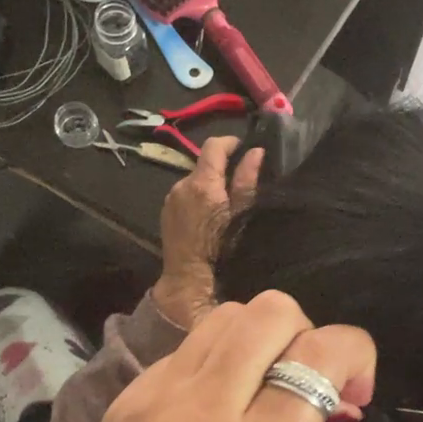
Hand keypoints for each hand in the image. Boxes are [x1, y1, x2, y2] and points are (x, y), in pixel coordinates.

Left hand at [30, 290, 373, 421]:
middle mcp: (203, 412)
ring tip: (263, 386)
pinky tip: (216, 406)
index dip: (356, 354)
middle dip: (308, 334)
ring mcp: (156, 398)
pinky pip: (188, 349)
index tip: (354, 390)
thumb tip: (325, 401)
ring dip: (262, 339)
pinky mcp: (126, 398)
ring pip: (227, 316)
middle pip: (272, 312)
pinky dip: (218, 362)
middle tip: (306, 381)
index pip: (319, 355)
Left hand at [150, 137, 263, 330]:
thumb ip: (247, 181)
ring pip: (194, 180)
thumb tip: (256, 152)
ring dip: (208, 185)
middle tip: (239, 183)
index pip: (214, 146)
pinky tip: (208, 216)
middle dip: (220, 169)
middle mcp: (182, 185)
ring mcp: (171, 198)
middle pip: (203, 164)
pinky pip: (185, 195)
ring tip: (224, 203)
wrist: (189, 279)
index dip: (231, 142)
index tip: (244, 148)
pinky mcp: (166, 211)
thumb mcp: (241, 214)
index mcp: (202, 183)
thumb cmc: (221, 250)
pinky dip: (197, 197)